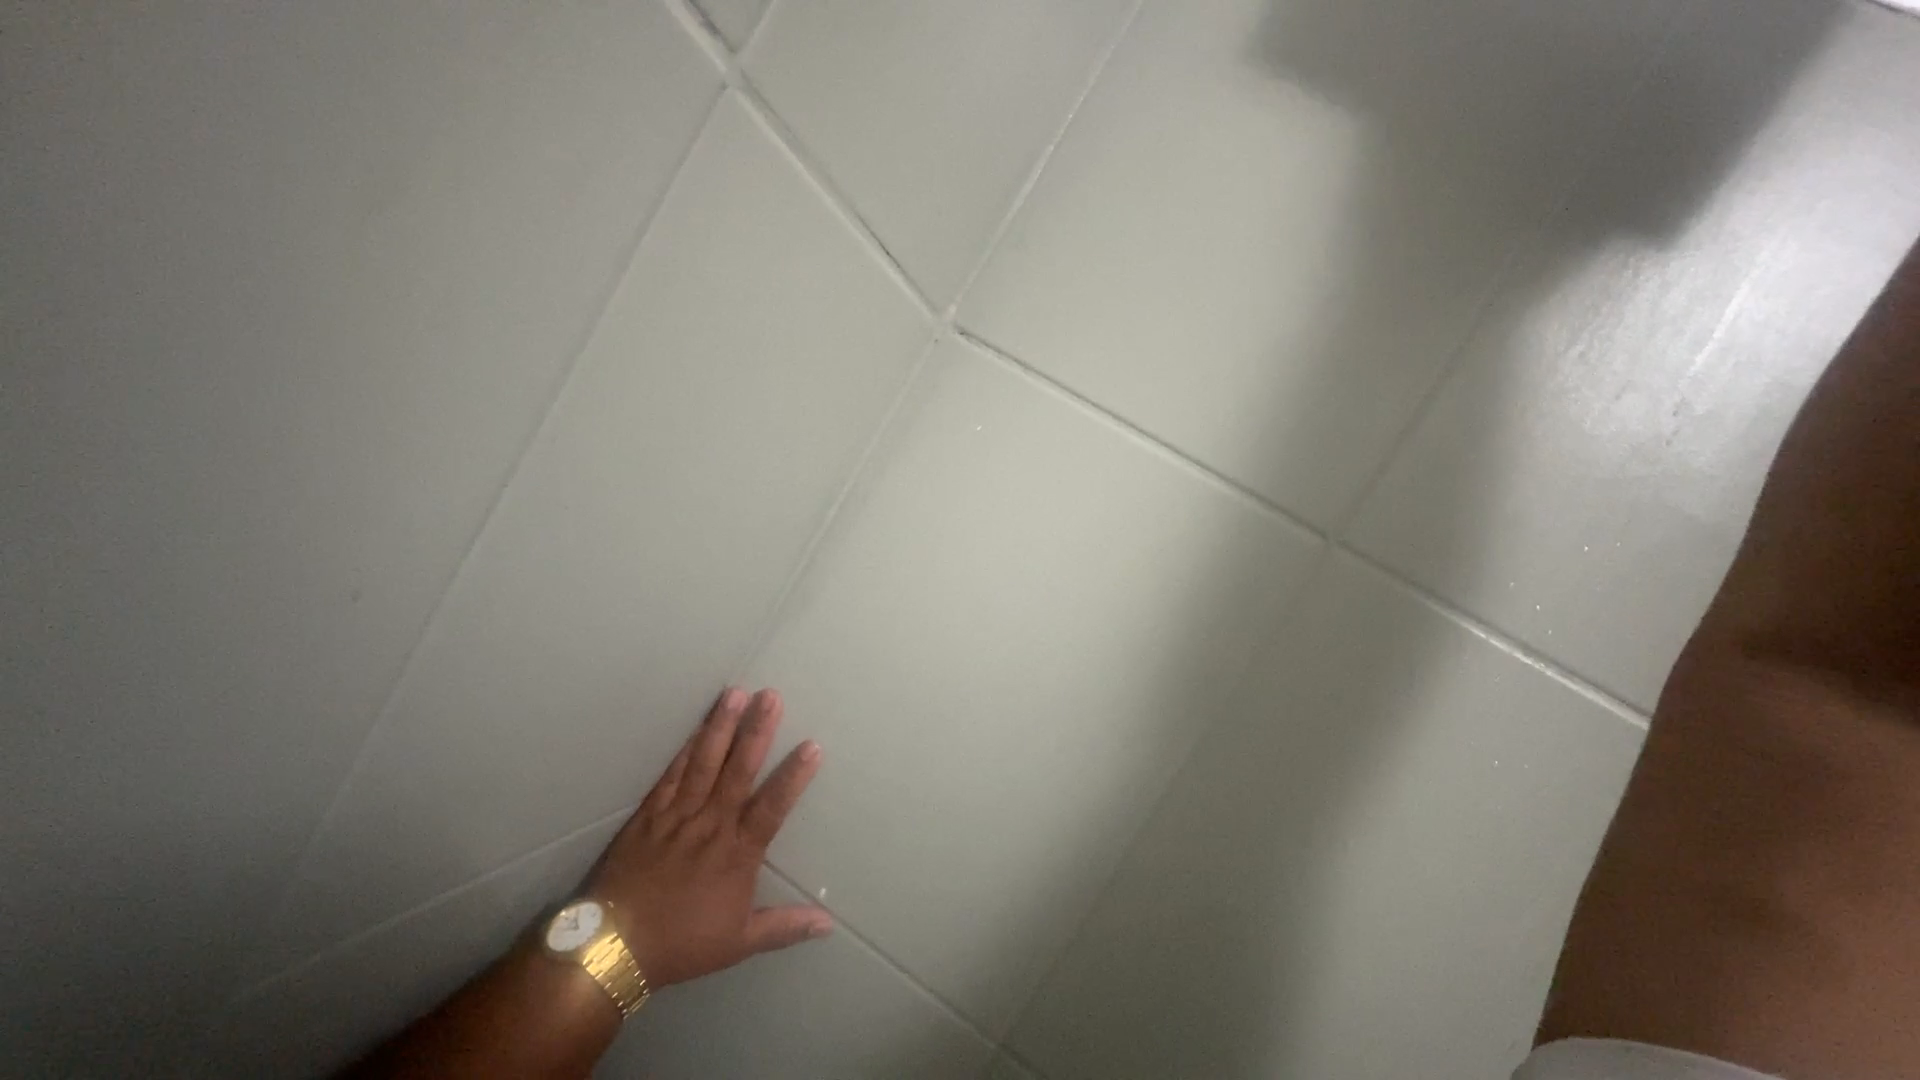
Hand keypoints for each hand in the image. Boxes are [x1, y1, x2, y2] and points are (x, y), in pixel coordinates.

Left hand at [586, 688, 828, 987]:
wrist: (614, 947)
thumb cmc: (682, 943)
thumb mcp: (739, 942)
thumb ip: (785, 927)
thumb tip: (828, 924)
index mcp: (738, 854)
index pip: (772, 807)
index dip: (793, 776)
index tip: (812, 746)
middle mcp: (711, 826)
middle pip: (739, 771)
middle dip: (757, 732)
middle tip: (770, 696)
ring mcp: (677, 816)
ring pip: (704, 764)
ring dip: (721, 727)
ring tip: (735, 694)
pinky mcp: (648, 816)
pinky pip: (670, 776)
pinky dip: (684, 750)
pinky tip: (696, 727)